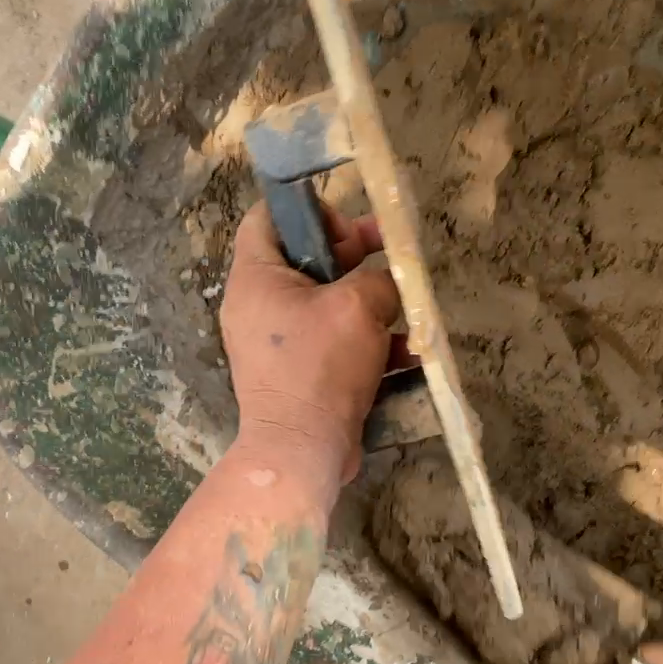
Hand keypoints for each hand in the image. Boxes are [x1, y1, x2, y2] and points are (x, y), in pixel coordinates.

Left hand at [220, 203, 399, 490]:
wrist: (302, 450)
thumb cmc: (320, 367)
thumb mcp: (357, 307)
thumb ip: (378, 279)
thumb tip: (386, 284)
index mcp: (256, 279)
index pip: (267, 218)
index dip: (308, 212)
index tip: (347, 230)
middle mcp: (259, 307)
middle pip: (306, 261)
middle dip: (353, 258)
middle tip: (389, 259)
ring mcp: (277, 344)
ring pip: (326, 306)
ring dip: (370, 306)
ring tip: (407, 311)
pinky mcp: (298, 374)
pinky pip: (333, 344)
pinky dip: (366, 345)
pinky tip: (407, 353)